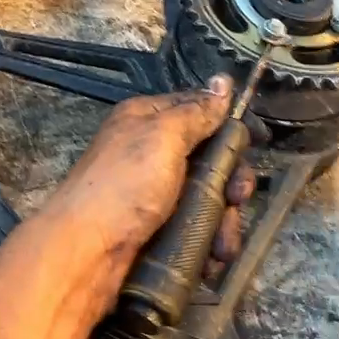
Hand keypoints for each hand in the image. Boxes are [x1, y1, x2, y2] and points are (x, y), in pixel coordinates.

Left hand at [42, 76, 253, 274]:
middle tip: (236, 199)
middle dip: (230, 182)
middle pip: (210, 160)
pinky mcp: (158, 232)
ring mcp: (155, 196)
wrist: (85, 254)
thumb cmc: (123, 186)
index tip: (254, 144)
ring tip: (222, 244)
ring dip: (223, 222)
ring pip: (207, 200)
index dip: (228, 126)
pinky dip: (209, 244)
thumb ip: (196, 112)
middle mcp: (152, 154)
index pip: (199, 110)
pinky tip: (213, 258)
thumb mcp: (162, 137)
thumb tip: (223, 80)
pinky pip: (195, 231)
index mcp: (148, 121)